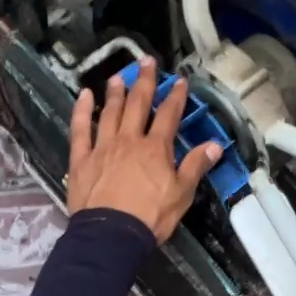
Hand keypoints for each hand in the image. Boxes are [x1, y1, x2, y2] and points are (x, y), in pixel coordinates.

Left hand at [67, 58, 220, 241]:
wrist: (111, 234)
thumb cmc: (151, 217)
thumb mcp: (181, 194)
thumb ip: (195, 167)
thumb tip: (215, 145)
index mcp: (155, 149)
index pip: (169, 116)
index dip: (175, 96)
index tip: (180, 81)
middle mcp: (129, 140)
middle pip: (138, 104)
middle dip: (144, 82)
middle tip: (147, 61)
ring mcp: (103, 147)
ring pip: (110, 112)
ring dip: (116, 92)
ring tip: (118, 76)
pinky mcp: (82, 158)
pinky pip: (80, 129)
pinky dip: (82, 110)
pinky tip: (84, 95)